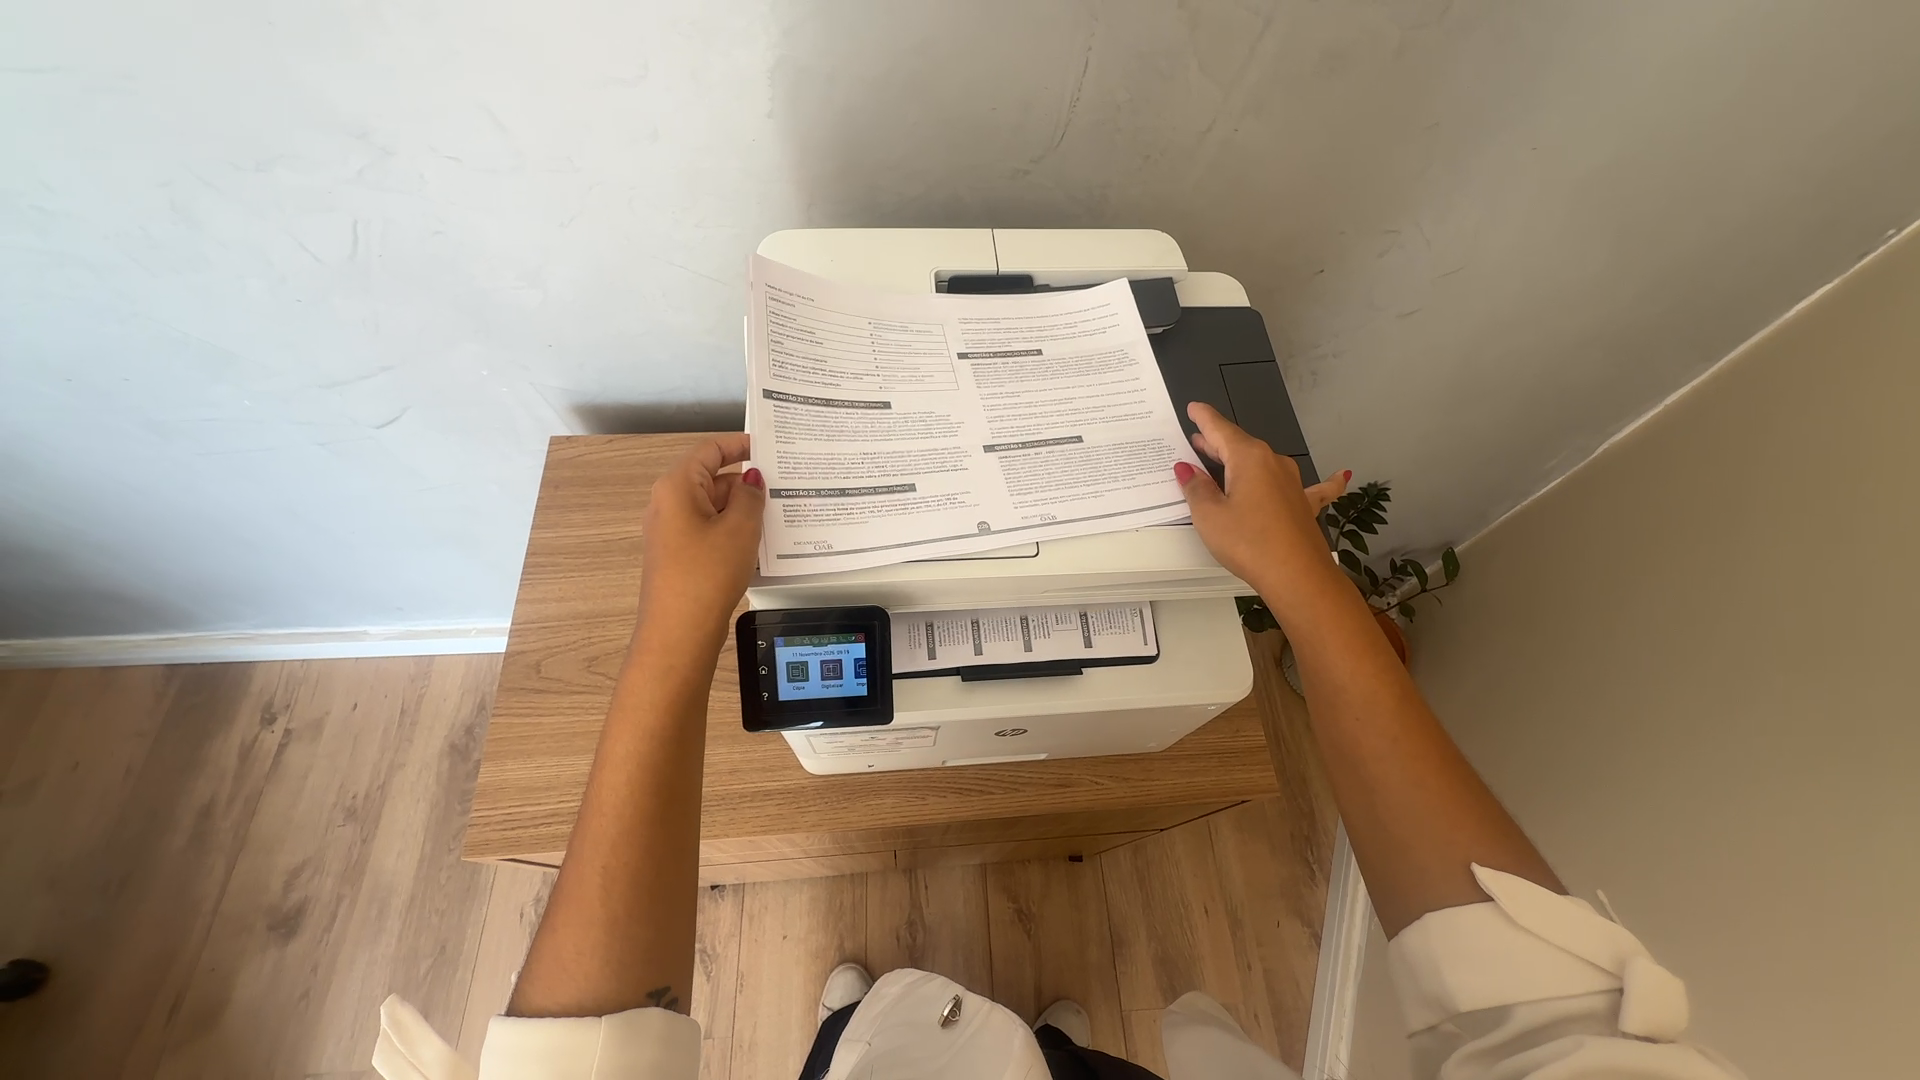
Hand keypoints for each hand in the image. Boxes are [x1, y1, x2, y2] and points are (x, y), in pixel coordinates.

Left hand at [637, 434, 765, 633]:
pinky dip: (733, 530)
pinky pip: (710, 530)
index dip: (740, 445)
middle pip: (712, 479)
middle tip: (786, 488)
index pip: (710, 450)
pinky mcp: (679, 555)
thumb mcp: (740, 529)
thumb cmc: (707, 573)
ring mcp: (672, 531)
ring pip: (714, 507)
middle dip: (747, 483)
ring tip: (780, 516)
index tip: (771, 448)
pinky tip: (759, 544)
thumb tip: (752, 480)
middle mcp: (669, 503)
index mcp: (677, 486)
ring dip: (743, 510)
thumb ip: (750, 497)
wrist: (679, 631)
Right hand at [1173, 402, 1350, 601]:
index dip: (1204, 419)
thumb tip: (1187, 469)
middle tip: (1198, 439)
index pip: (1220, 430)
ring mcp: (1293, 482)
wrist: (1297, 574)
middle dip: (1218, 442)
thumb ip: (1197, 489)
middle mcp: (1274, 462)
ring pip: (1264, 463)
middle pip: (1240, 446)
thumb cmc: (1248, 542)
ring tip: (1226, 459)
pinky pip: (1313, 487)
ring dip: (1243, 460)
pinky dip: (1322, 480)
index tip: (1194, 408)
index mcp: (1248, 458)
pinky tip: (1344, 475)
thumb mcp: (1209, 515)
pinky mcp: (1305, 504)